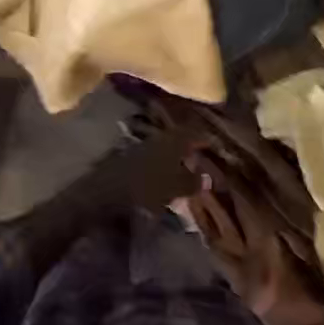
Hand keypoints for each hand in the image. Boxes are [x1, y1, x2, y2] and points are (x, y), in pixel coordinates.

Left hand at [61, 130, 199, 215]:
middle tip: (202, 154)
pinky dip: (162, 161)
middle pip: (179, 137)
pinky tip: (164, 173)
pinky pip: (153, 154)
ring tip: (185, 166)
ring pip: (165, 145)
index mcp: (173, 140)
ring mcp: (142, 144)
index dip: (206, 139)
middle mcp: (158, 137)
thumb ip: (192, 181)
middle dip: (190, 145)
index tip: (217, 145)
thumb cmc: (147, 187)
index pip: (194, 133)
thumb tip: (208, 177)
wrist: (106, 190)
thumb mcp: (175, 188)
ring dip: (175, 154)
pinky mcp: (129, 155)